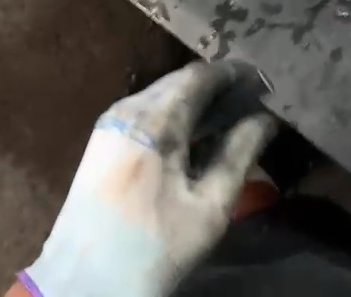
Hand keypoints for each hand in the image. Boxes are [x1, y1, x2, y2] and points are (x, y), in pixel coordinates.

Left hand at [21, 62, 276, 296]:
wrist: (84, 283)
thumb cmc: (154, 248)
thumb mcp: (209, 208)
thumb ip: (239, 155)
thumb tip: (266, 119)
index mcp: (156, 119)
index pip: (201, 74)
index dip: (234, 74)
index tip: (263, 84)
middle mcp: (130, 107)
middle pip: (180, 80)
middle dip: (216, 85)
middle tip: (249, 99)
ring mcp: (111, 120)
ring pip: (162, 93)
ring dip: (194, 98)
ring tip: (227, 116)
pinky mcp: (102, 138)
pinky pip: (145, 110)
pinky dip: (173, 112)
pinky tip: (192, 134)